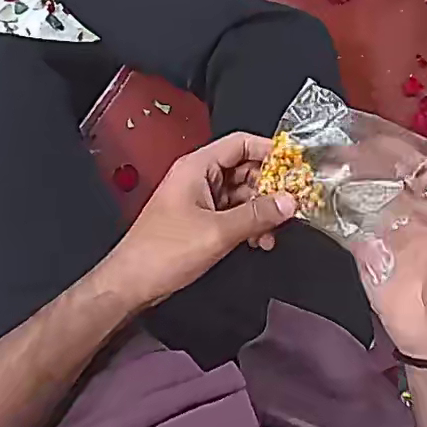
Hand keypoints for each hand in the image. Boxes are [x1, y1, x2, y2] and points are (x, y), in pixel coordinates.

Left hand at [91, 132, 296, 311]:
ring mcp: (199, 198)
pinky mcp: (200, 218)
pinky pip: (233, 211)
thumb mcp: (218, 231)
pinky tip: (259, 240)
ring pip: (241, 193)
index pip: (241, 143)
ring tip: (274, 229)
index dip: (270, 151)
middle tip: (291, 202)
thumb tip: (289, 202)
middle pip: (245, 168)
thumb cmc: (162, 252)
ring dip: (261, 210)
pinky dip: (249, 222)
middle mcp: (198, 177)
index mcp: (197, 167)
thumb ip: (257, 215)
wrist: (132, 282)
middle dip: (270, 186)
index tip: (295, 165)